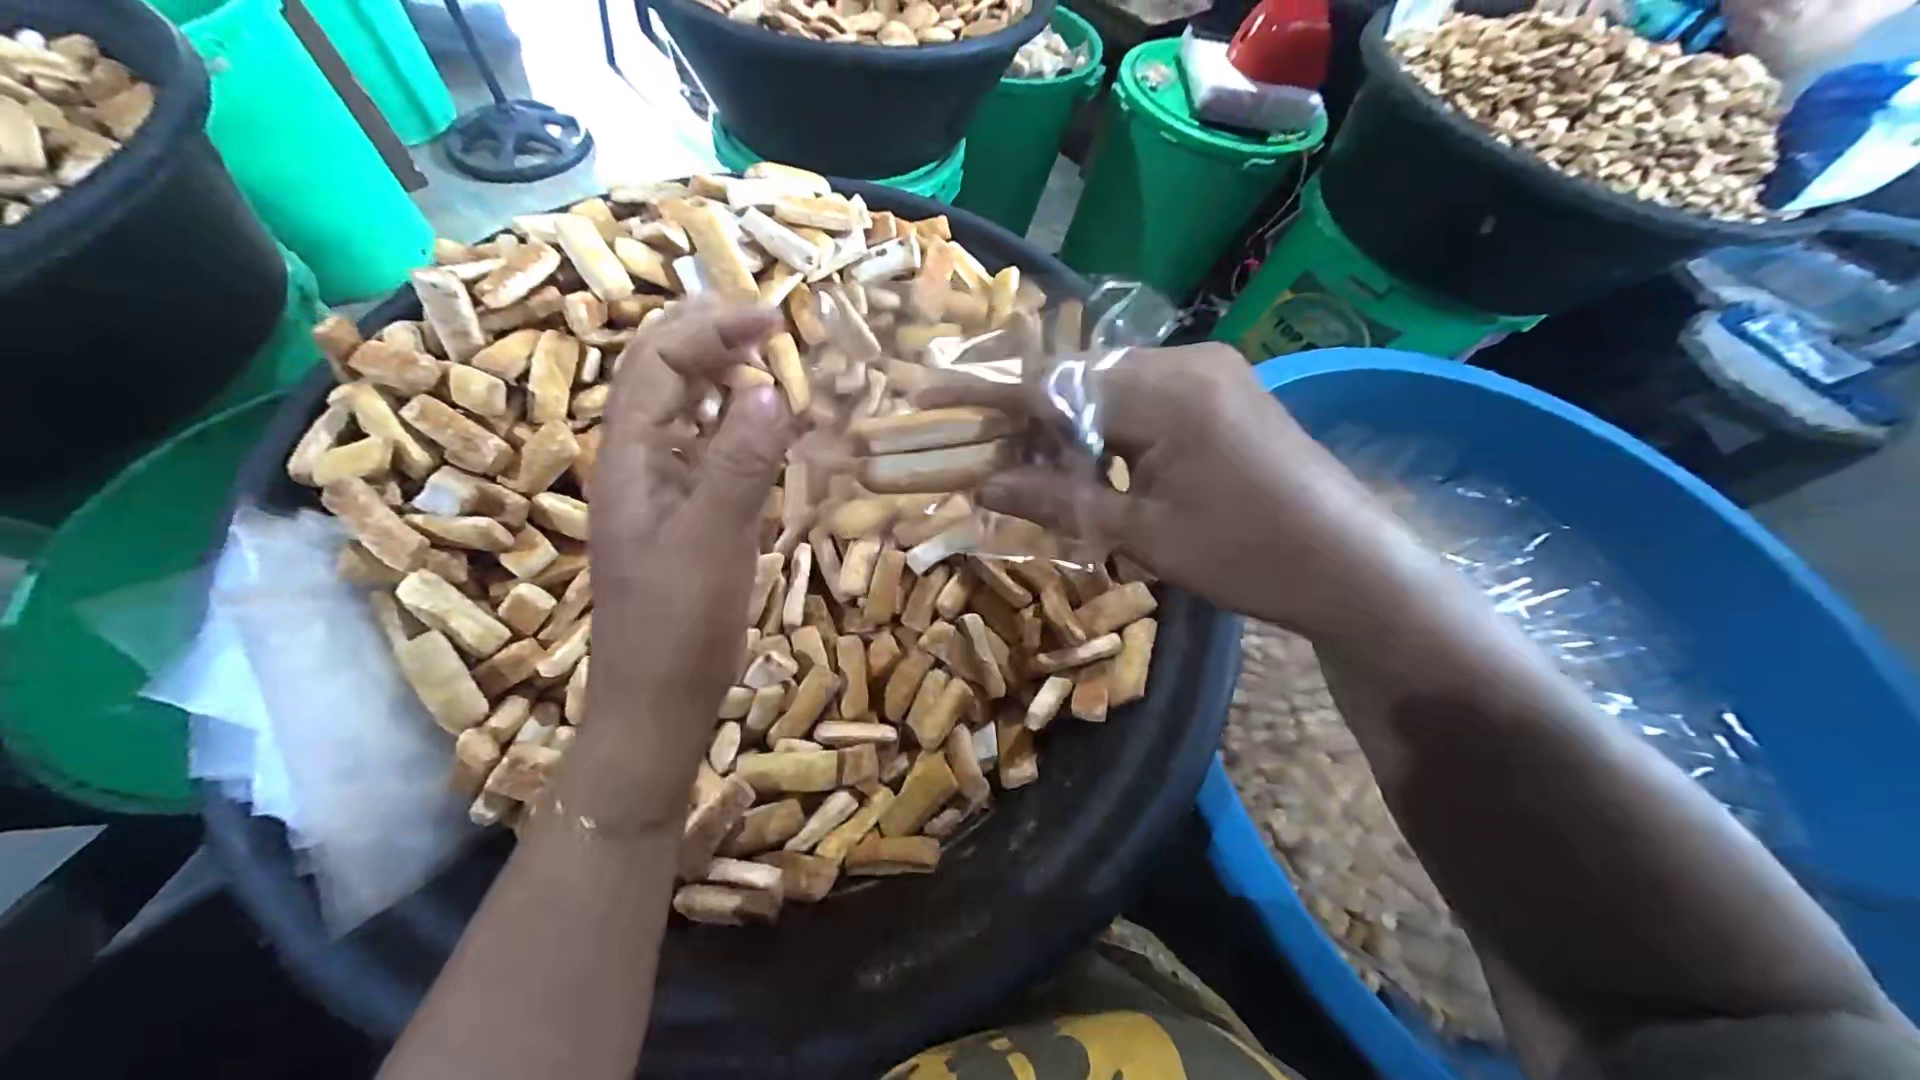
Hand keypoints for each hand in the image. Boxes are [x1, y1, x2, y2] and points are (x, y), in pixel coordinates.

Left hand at [570, 302, 797, 824]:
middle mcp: (636, 462)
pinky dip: (734, 424)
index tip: (773, 318)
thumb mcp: (714, 540)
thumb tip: (773, 388)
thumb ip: (740, 462)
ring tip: (769, 359)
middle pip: (661, 374)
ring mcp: (658, 489)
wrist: (657, 700)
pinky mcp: (682, 516)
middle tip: (769, 323)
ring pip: (683, 410)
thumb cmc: (679, 625)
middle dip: (708, 337)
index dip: (710, 329)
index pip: (658, 363)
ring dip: (722, 375)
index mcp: (628, 457)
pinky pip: (705, 449)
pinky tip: (763, 427)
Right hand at [927, 343, 1433, 642]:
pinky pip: (1143, 397)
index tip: (930, 392)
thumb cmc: (1248, 556)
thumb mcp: (1143, 534)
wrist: (1353, 568)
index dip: (986, 392)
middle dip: (1023, 413)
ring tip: (1028, 462)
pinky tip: (1089, 459)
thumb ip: (1058, 500)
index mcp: (1166, 392)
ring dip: (1064, 421)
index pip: (1053, 383)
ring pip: (1110, 386)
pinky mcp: (1224, 392)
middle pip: (1078, 377)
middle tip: (981, 450)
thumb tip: (983, 485)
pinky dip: (1105, 425)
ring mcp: (1211, 372)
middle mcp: (1187, 362)